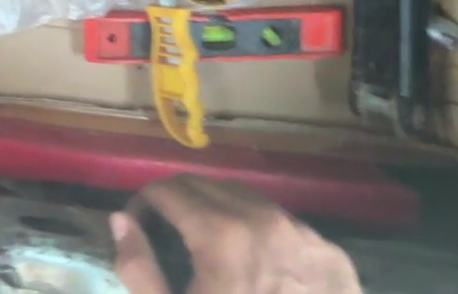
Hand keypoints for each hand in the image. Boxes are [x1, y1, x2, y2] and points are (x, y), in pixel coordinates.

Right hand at [110, 175, 359, 293]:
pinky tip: (257, 266)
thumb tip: (122, 221)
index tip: (141, 230)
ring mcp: (304, 236)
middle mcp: (263, 219)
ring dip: (218, 211)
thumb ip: (139, 270)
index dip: (144, 206)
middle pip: (203, 186)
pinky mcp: (335, 257)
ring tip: (211, 248)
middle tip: (169, 237)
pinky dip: (260, 231)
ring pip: (245, 198)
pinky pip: (284, 224)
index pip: (166, 190)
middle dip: (177, 204)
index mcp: (221, 235)